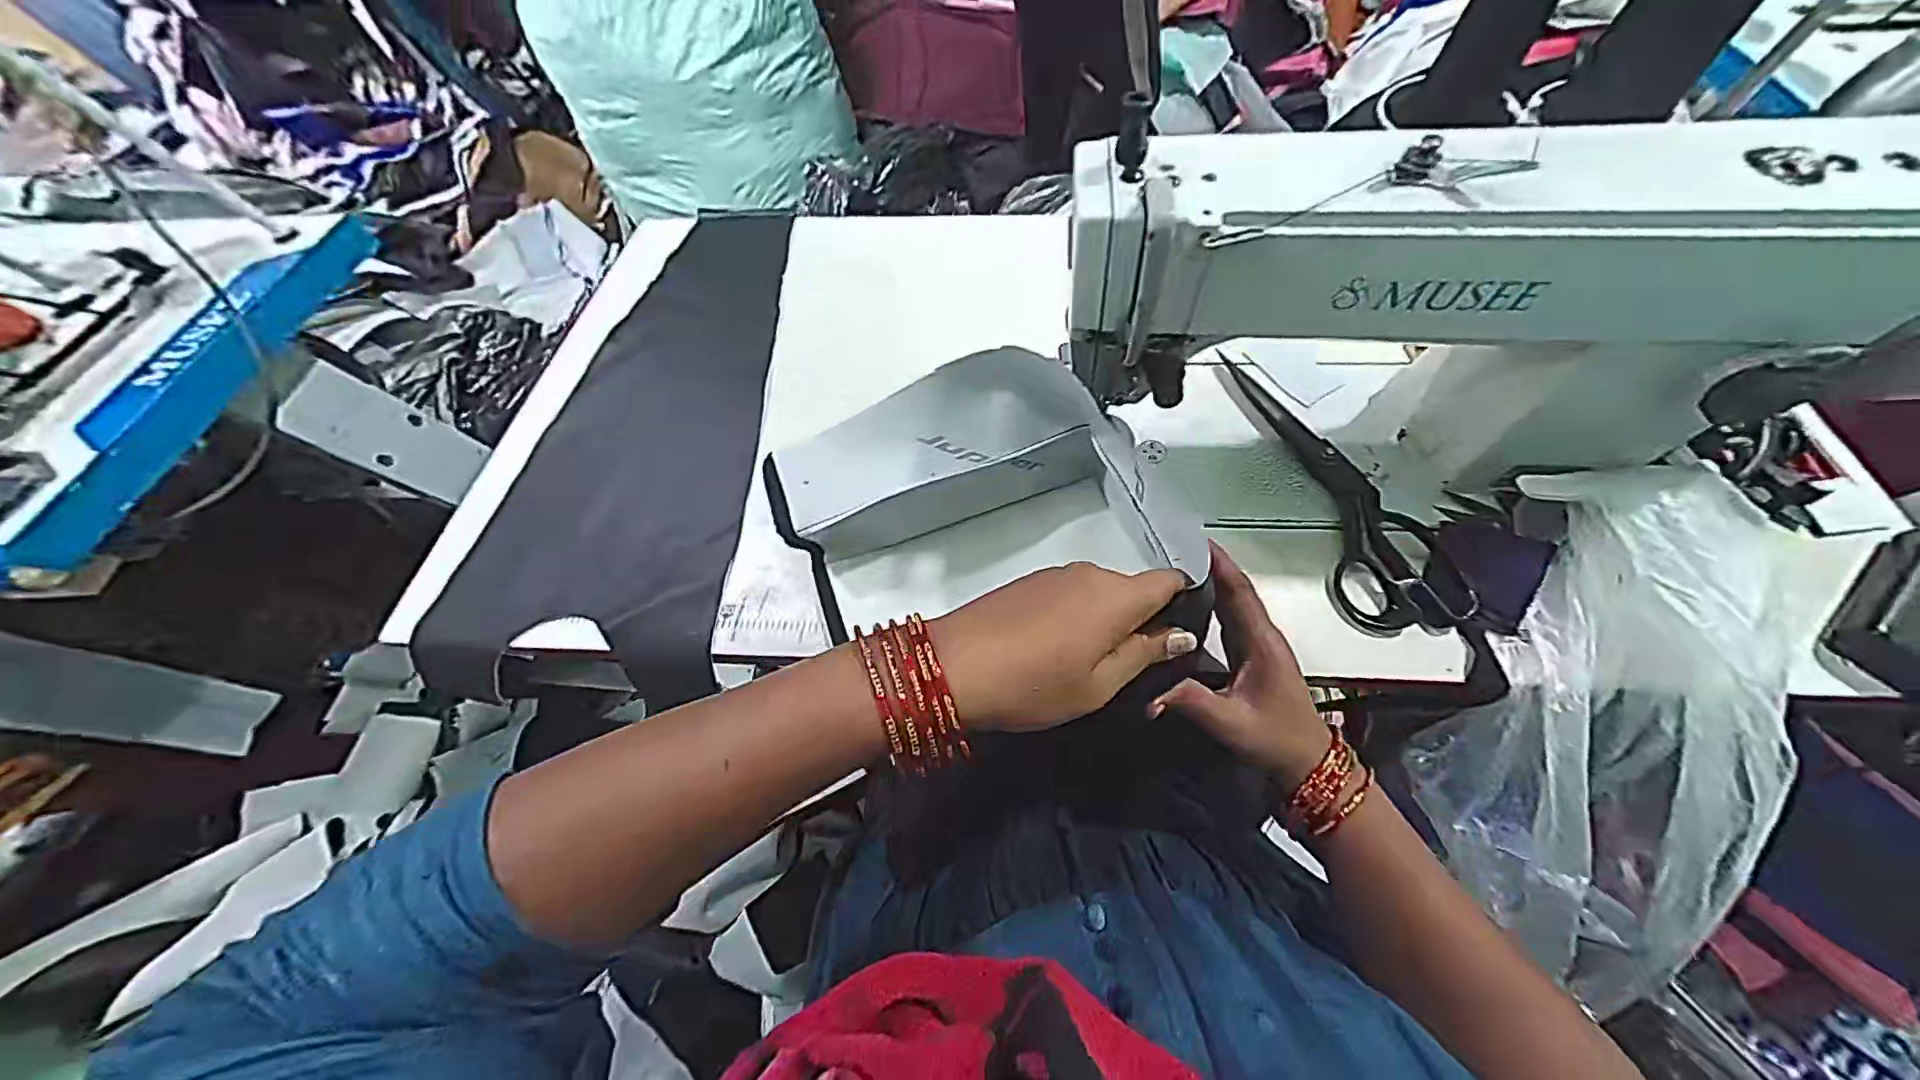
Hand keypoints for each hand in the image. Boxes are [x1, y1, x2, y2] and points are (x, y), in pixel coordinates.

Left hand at [929, 563, 1198, 731]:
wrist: (952, 666)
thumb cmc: (1033, 683)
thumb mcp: (1100, 685)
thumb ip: (1145, 653)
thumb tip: (1180, 634)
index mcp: (1116, 594)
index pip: (1171, 580)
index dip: (1184, 605)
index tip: (1177, 639)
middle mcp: (1089, 573)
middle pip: (1134, 589)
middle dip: (1140, 620)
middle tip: (1129, 667)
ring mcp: (1054, 575)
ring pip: (1099, 593)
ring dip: (1104, 621)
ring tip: (1084, 663)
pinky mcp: (1028, 583)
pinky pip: (1069, 594)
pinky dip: (1074, 616)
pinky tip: (1053, 649)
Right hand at [1151, 542, 1329, 785]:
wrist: (1307, 763)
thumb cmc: (1277, 740)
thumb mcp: (1232, 723)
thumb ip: (1192, 702)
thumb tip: (1151, 693)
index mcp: (1262, 644)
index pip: (1240, 595)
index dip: (1222, 567)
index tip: (1201, 543)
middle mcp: (1262, 639)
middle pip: (1236, 593)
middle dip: (1210, 568)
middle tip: (1178, 551)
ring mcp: (1259, 647)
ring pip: (1234, 605)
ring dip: (1211, 585)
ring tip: (1179, 571)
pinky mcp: (1251, 657)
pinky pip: (1230, 621)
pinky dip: (1212, 605)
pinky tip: (1191, 606)